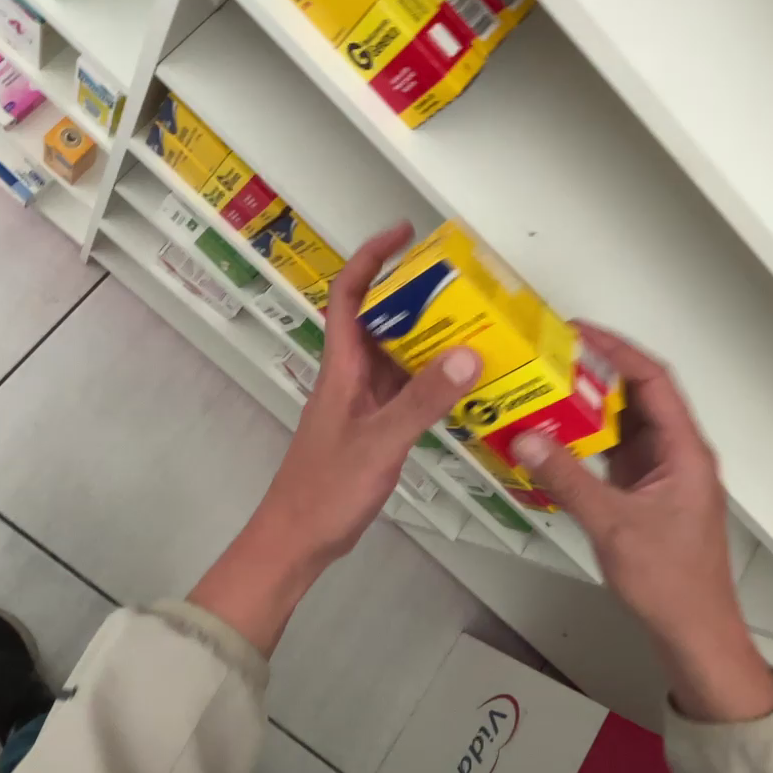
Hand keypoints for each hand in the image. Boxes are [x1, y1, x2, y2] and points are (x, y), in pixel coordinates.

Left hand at [189, 222, 480, 655]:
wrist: (296, 539)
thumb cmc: (326, 488)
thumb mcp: (380, 442)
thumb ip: (422, 401)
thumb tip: (469, 354)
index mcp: (341, 366)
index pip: (349, 294)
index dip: (372, 256)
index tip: (406, 232)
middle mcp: (350, 375)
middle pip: (380, 319)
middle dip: (416, 295)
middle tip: (464, 286)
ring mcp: (361, 402)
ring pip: (395, 356)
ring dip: (428, 339)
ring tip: (476, 327)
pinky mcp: (371, 428)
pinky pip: (404, 390)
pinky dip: (431, 382)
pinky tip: (462, 387)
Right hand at [511, 323, 772, 722]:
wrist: (694, 633)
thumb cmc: (668, 581)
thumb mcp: (612, 525)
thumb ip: (568, 478)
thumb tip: (525, 437)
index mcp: (684, 452)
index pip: (653, 382)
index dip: (618, 351)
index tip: (578, 332)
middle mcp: (676, 454)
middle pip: (640, 395)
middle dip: (598, 371)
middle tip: (552, 355)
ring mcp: (662, 474)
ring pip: (626, 423)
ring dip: (591, 404)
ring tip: (548, 386)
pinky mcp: (646, 492)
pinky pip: (616, 450)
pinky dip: (588, 437)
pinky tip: (557, 435)